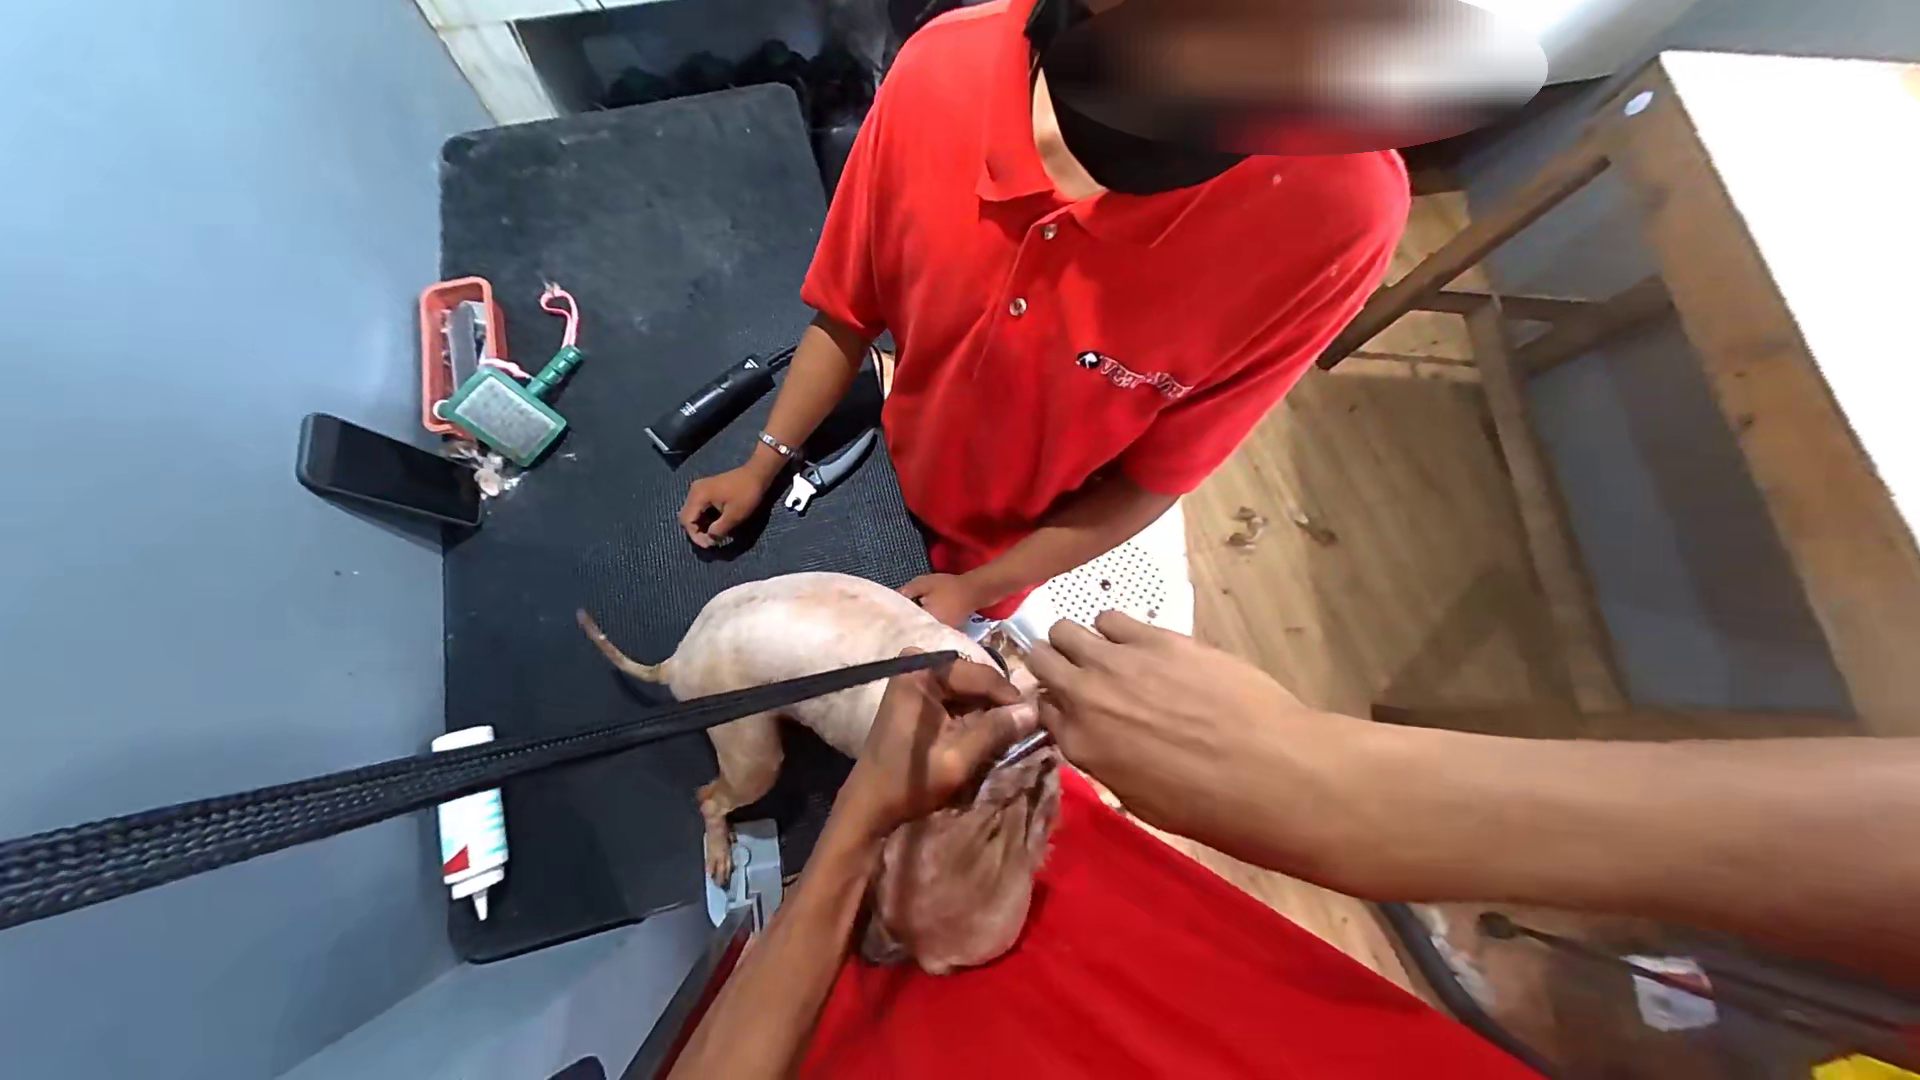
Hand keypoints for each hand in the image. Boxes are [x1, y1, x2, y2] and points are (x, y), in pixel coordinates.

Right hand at [680, 462, 777, 547]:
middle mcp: (694, 491)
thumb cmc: (746, 494)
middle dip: (697, 531)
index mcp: (698, 496)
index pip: (687, 521)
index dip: (695, 536)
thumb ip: (718, 530)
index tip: (709, 545)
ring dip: (702, 525)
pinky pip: (700, 506)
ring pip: (693, 512)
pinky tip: (716, 524)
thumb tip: (710, 539)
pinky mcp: (707, 489)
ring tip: (714, 535)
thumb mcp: (734, 516)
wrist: (757, 474)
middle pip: (687, 516)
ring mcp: (700, 488)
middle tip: (711, 542)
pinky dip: (706, 517)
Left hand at [836, 656, 1036, 837]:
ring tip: (1010, 730)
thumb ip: (995, 730)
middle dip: (998, 703)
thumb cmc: (909, 781)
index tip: (1035, 719)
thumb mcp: (957, 758)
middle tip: (1024, 726)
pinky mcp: (916, 694)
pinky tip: (987, 731)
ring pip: (967, 689)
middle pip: (973, 679)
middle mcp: (916, 664)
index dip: (1009, 697)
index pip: (979, 675)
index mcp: (921, 672)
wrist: (870, 805)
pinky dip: (972, 714)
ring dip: (988, 710)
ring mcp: (914, 678)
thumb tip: (1034, 710)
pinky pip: (954, 697)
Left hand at [899, 573, 988, 627]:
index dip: (894, 621)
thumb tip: (890, 599)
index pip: (904, 624)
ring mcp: (940, 634)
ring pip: (920, 633)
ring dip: (913, 627)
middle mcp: (933, 632)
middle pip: (912, 631)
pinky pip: (929, 632)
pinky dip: (923, 627)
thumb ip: (907, 591)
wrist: (973, 590)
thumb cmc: (948, 586)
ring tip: (901, 621)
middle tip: (890, 621)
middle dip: (902, 626)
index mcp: (926, 621)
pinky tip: (917, 621)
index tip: (885, 618)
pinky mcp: (945, 633)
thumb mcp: (924, 583)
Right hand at [1027, 612, 1375, 867]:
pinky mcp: (1149, 637)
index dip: (1055, 703)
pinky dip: (1115, 628)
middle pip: (1041, 659)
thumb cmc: (1208, 804)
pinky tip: (1139, 642)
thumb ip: (1102, 759)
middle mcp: (1083, 696)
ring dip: (1078, 640)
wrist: (1270, 771)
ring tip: (1109, 652)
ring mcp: (1114, 662)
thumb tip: (1095, 735)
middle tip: (1078, 669)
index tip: (1069, 702)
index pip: (1041, 707)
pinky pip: (1110, 617)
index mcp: (1079, 744)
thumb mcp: (1138, 799)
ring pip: (1065, 629)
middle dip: (1053, 663)